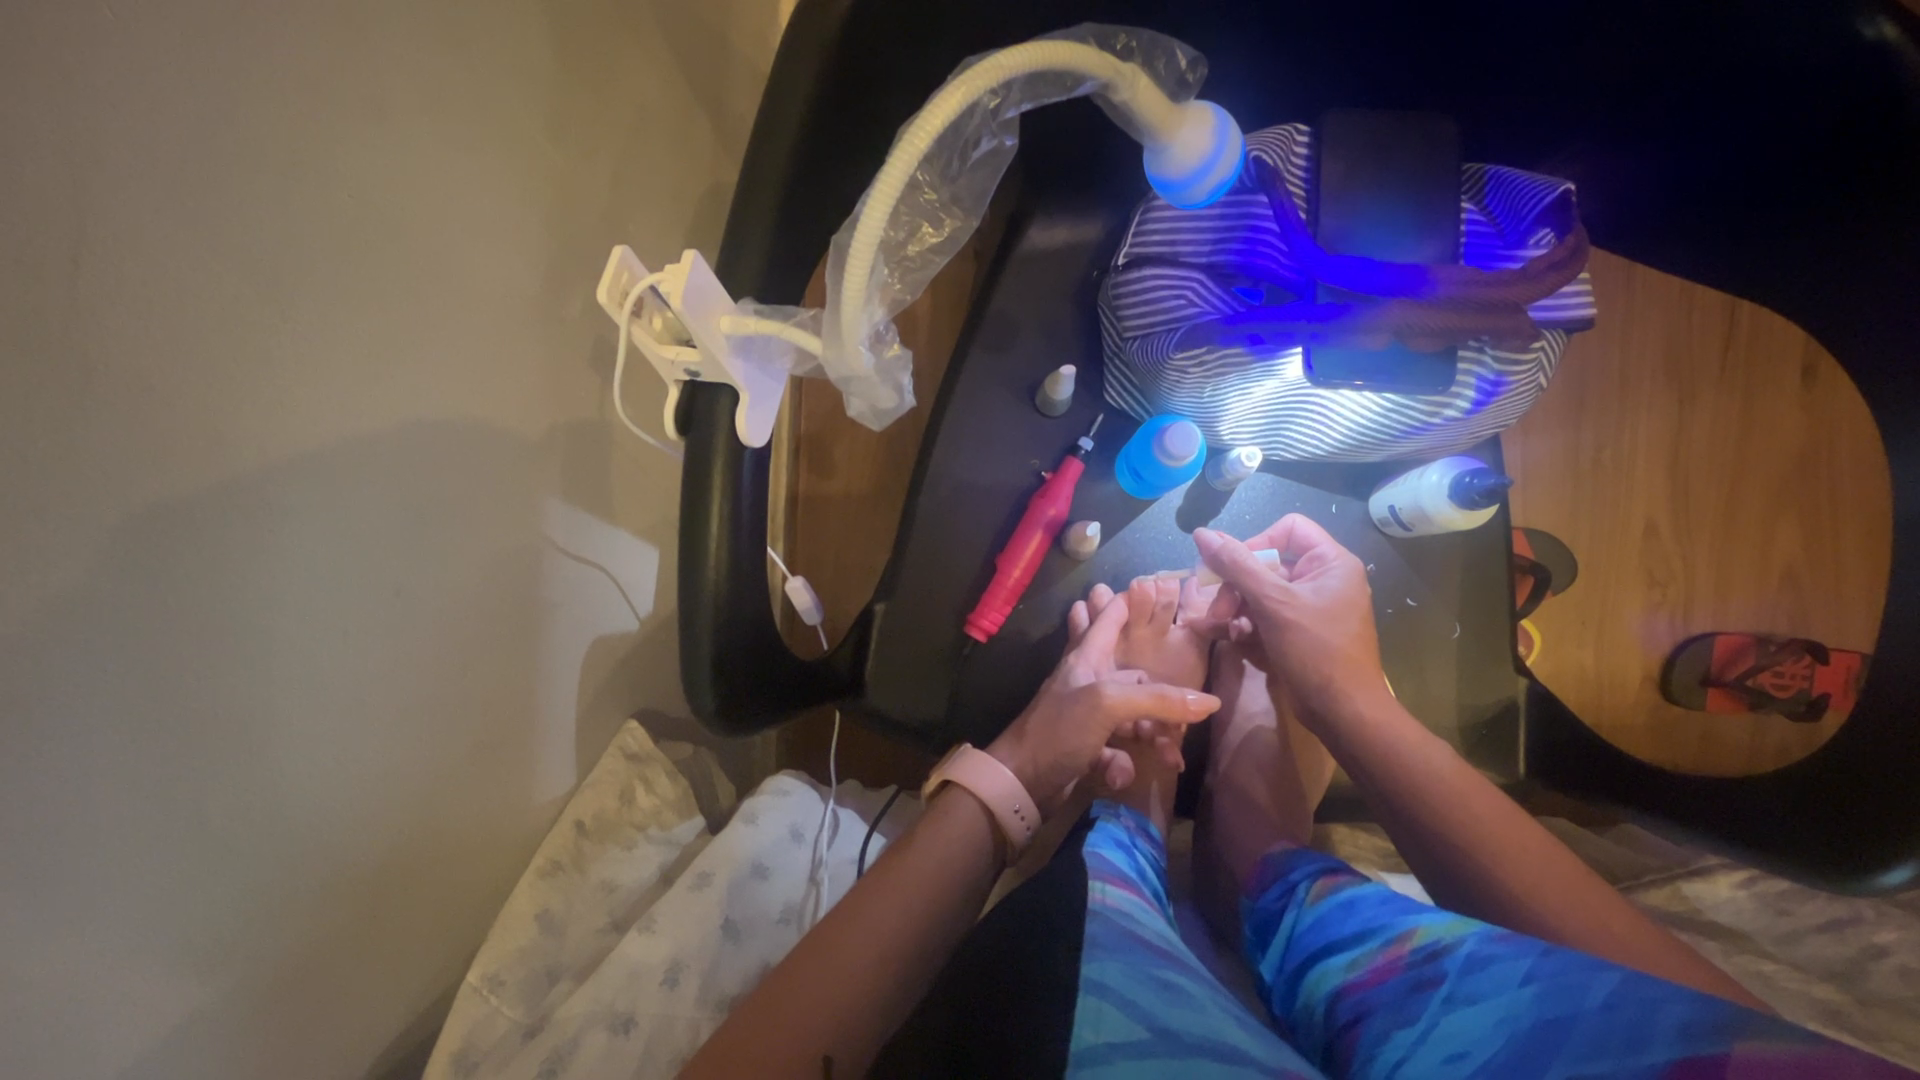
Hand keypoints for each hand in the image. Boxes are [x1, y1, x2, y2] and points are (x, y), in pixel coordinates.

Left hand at [987, 588, 1220, 816]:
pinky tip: (1119, 775)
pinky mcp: (1087, 746)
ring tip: (1170, 757)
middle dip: (1164, 700)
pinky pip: (1118, 749)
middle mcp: (1089, 680)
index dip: (1129, 604)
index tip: (1156, 591)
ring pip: (1134, 717)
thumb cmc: (1059, 729)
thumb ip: (1158, 700)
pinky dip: (1123, 764)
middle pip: (1136, 677)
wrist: (1020, 780)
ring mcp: (1088, 714)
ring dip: (1152, 737)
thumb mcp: (1109, 704)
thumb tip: (1209, 702)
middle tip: (1184, 721)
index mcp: (1087, 658)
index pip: (1110, 618)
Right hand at [1192, 517, 1389, 729]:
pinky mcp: (1301, 633)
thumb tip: (1202, 533)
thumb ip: (1236, 565)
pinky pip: (1268, 616)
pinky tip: (1238, 640)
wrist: (1343, 712)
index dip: (1255, 543)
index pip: (1287, 530)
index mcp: (1330, 563)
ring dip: (1238, 609)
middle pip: (1268, 564)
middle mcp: (1324, 579)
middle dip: (1237, 585)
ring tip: (1227, 629)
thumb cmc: (1315, 650)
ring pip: (1262, 593)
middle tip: (1218, 608)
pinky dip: (1250, 626)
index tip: (1232, 568)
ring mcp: (1313, 608)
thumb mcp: (1272, 604)